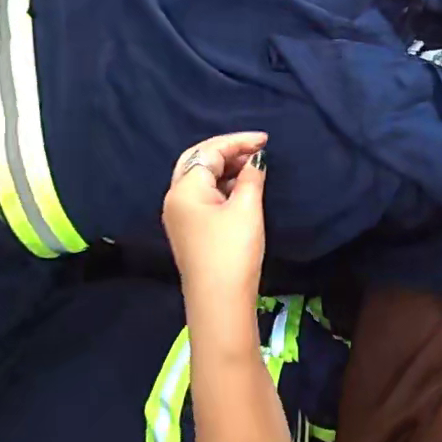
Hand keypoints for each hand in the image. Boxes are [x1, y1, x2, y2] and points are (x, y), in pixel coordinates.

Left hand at [163, 132, 268, 311]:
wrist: (219, 301)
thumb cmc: (233, 251)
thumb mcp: (246, 209)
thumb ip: (251, 177)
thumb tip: (256, 159)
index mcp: (184, 189)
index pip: (209, 151)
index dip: (238, 142)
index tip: (266, 140)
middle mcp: (175, 198)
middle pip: (199, 161)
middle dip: (227, 152)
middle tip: (256, 150)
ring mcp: (180, 216)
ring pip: (200, 179)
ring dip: (225, 169)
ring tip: (254, 166)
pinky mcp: (189, 230)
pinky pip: (203, 196)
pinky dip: (222, 186)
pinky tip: (242, 188)